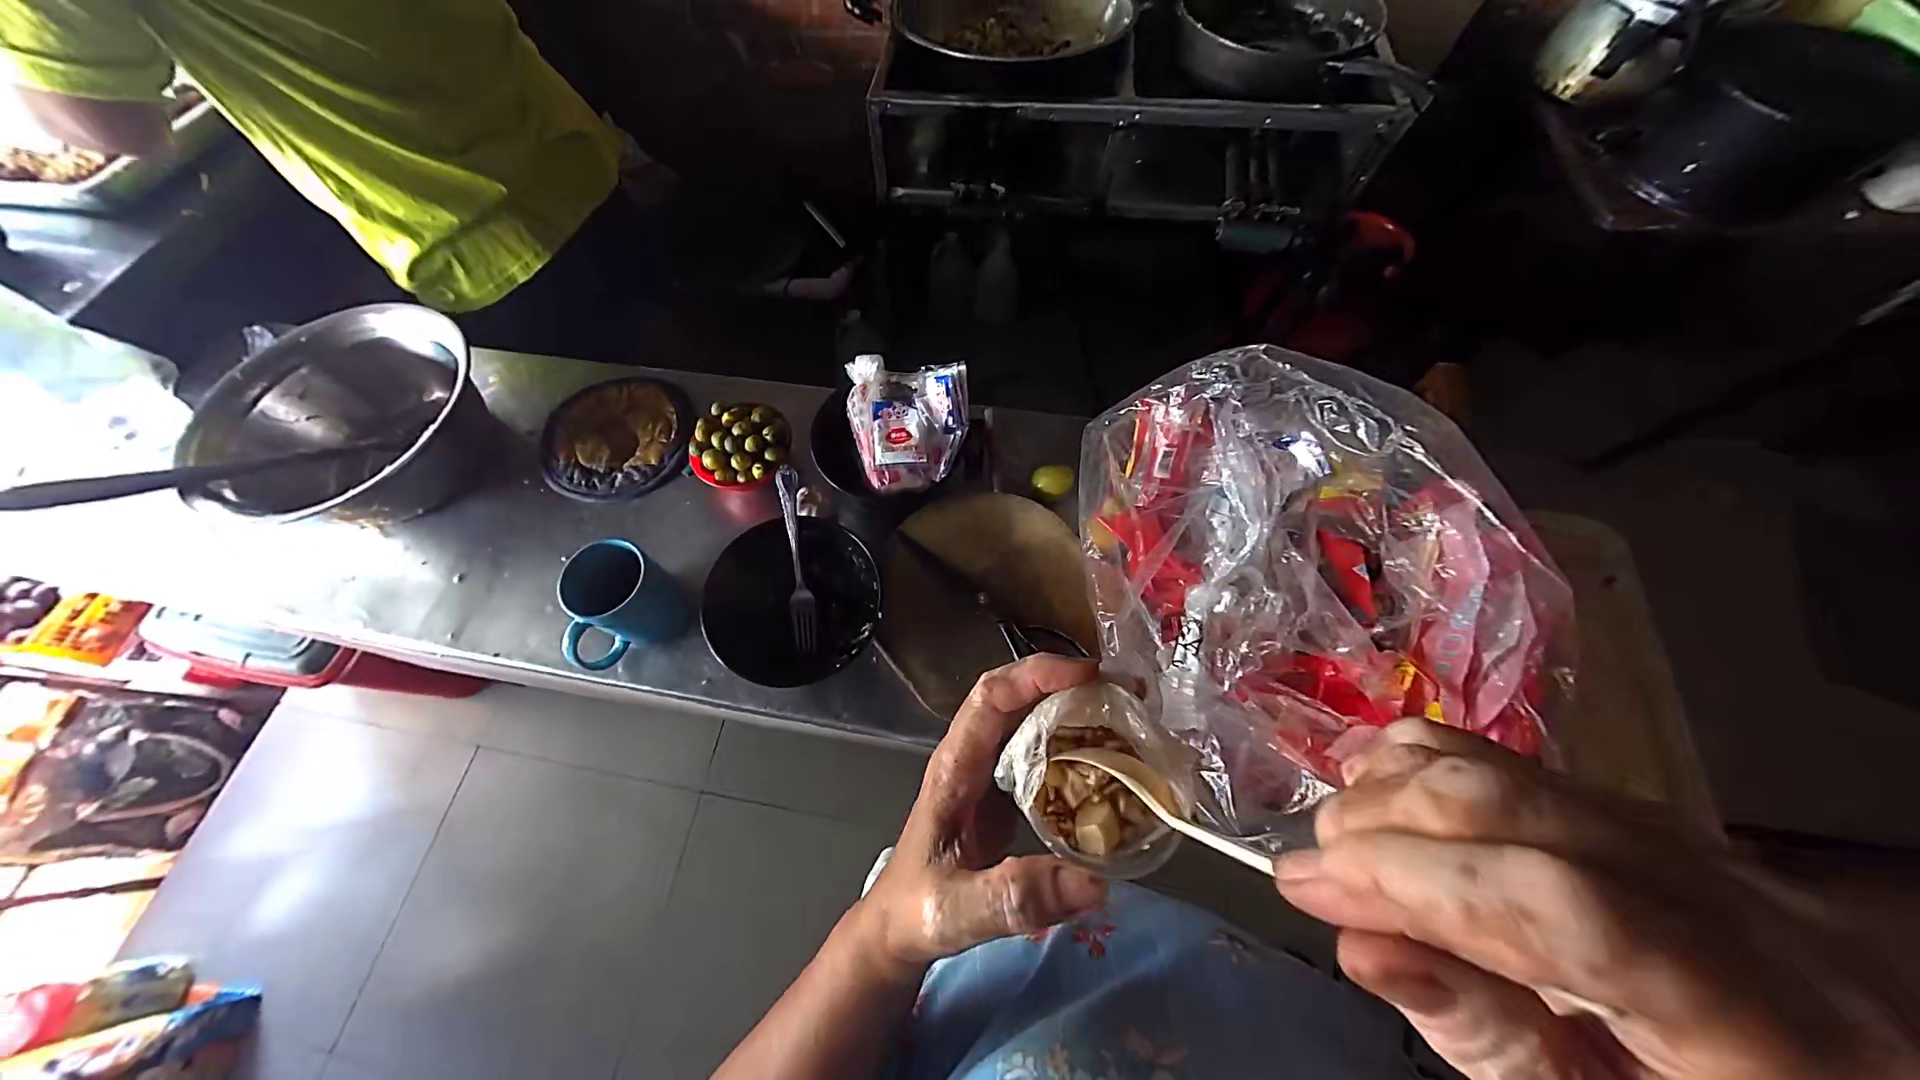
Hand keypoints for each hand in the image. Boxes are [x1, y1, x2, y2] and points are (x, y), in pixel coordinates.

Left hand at [855, 654, 1109, 976]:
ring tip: (1126, 715)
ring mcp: (987, 771)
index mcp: (955, 766)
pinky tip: (1109, 758)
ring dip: (1074, 707)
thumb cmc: (916, 911)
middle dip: (1067, 682)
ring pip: (1030, 717)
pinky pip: (1041, 749)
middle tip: (1125, 692)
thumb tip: (1094, 883)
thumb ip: (1014, 899)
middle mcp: (971, 756)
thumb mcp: (956, 911)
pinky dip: (1075, 742)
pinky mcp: (1004, 791)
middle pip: (1015, 695)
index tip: (1090, 676)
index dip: (1036, 675)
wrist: (897, 926)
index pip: (990, 697)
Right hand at [1273, 719, 1919, 1079]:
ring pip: (1499, 767)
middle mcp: (1724, 898)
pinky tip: (1373, 783)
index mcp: (1754, 1017)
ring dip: (1387, 787)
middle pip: (1510, 811)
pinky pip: (1504, 755)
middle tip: (1314, 868)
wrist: (1821, 1064)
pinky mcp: (1631, 803)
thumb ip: (1481, 1033)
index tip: (1310, 886)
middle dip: (1382, 826)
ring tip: (1336, 831)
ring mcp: (1679, 833)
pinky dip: (1416, 759)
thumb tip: (1356, 945)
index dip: (1415, 881)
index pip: (1558, 905)